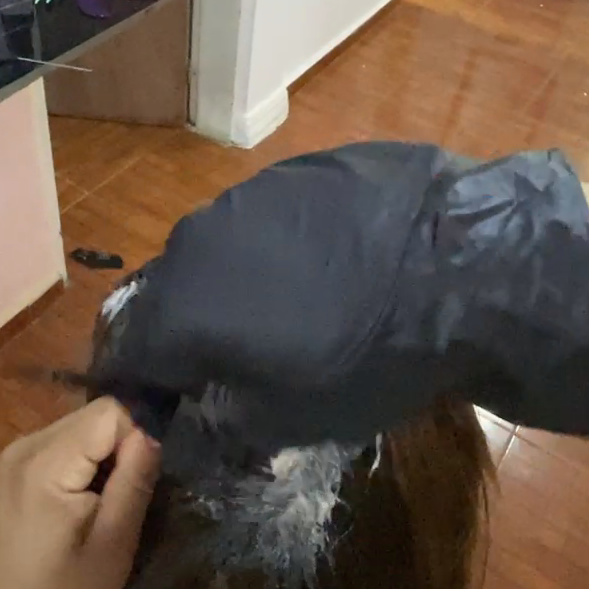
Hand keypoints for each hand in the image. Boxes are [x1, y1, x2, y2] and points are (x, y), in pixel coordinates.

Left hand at [0, 398, 160, 588]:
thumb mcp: (114, 545)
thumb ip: (135, 480)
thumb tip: (149, 435)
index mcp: (46, 462)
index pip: (110, 412)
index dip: (133, 444)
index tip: (130, 491)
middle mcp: (23, 446)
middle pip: (91, 416)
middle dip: (116, 449)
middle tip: (115, 504)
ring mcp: (9, 457)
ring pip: (76, 428)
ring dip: (97, 458)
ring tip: (93, 510)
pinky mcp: (5, 472)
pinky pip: (56, 445)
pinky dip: (75, 465)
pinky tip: (69, 510)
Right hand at [93, 142, 588, 448]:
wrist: (461, 268)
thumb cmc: (370, 358)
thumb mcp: (292, 419)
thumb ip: (225, 418)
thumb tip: (200, 411)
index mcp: (184, 305)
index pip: (127, 347)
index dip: (139, 380)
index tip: (166, 397)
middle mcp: (199, 239)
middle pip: (168, 292)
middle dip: (186, 330)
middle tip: (231, 356)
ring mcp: (249, 194)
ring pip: (216, 248)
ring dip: (233, 284)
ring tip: (288, 307)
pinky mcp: (296, 169)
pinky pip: (263, 216)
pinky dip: (274, 247)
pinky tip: (327, 263)